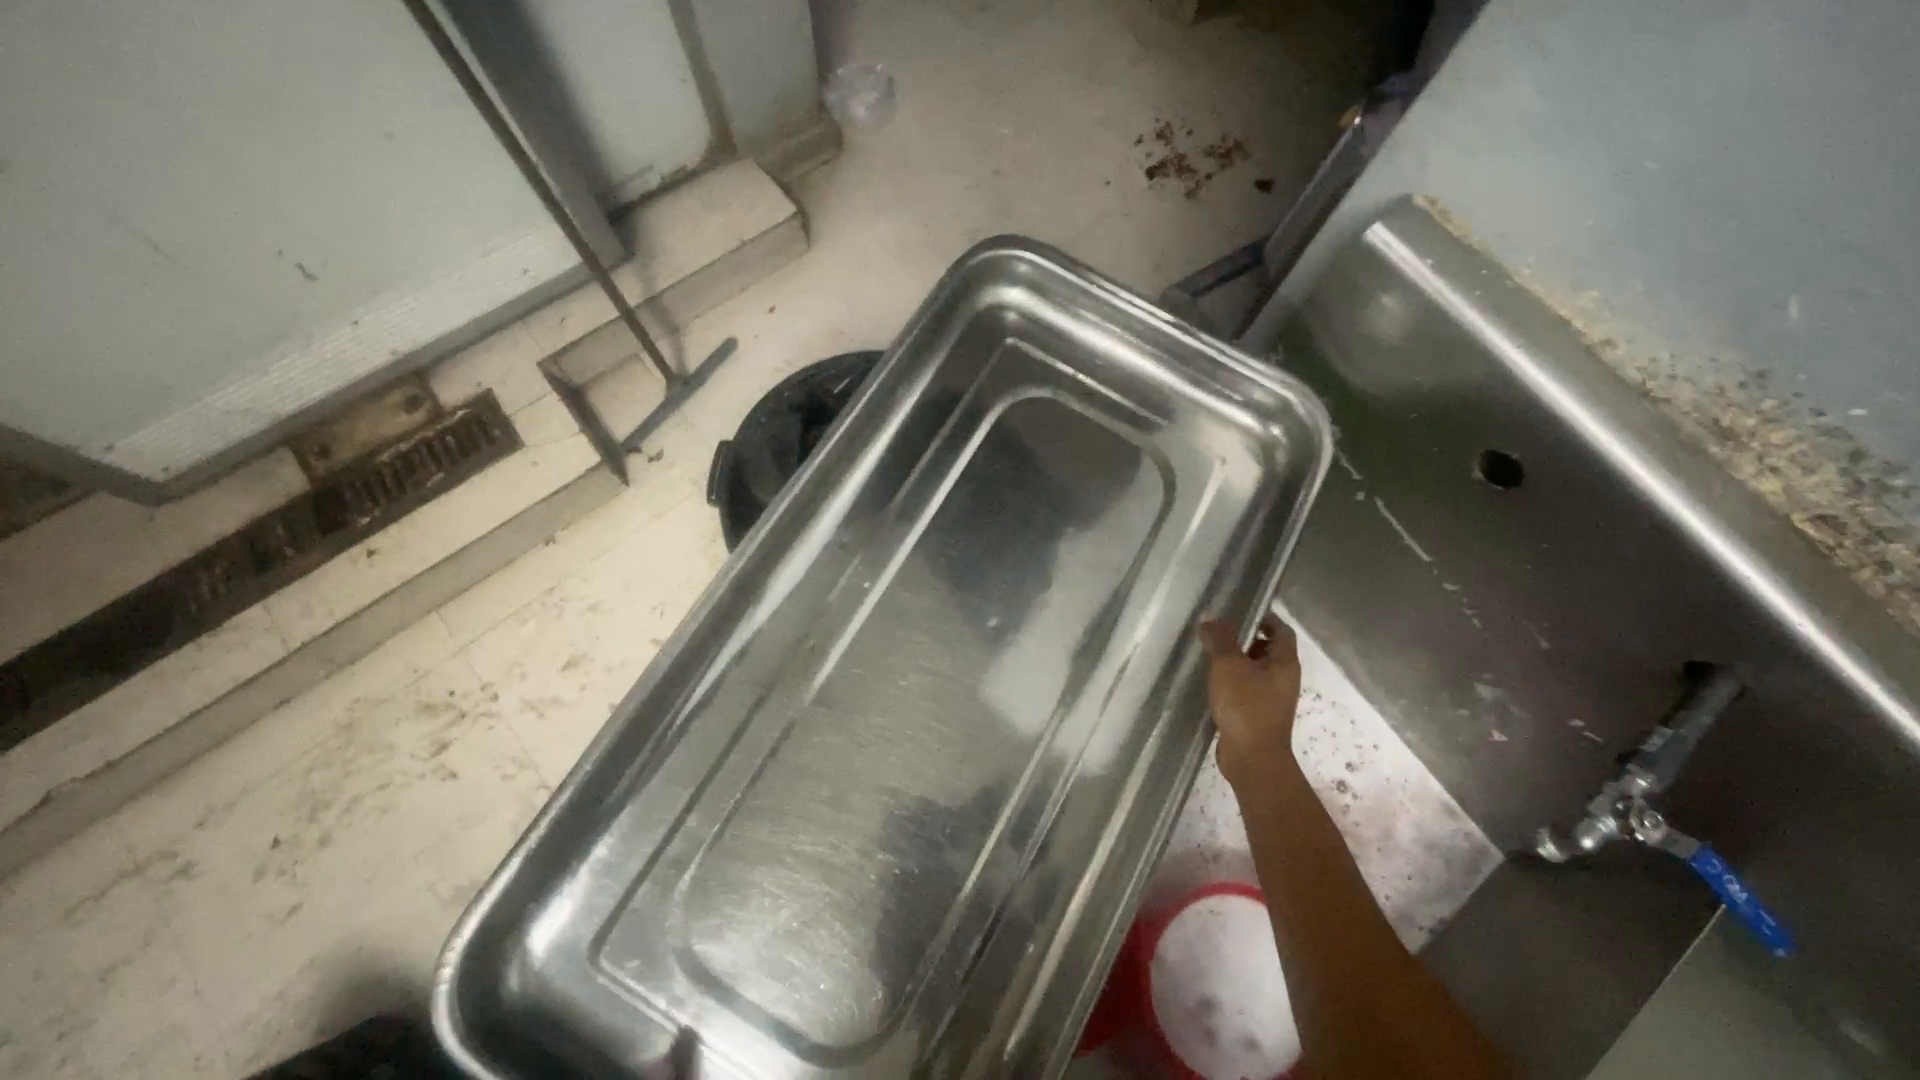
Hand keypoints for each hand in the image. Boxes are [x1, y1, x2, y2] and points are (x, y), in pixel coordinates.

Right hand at [1198, 614, 1302, 790]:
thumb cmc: (1245, 706)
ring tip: (1210, 654)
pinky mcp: (1258, 714)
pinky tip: (1212, 683)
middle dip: (1246, 638)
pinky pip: (1247, 688)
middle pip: (1269, 649)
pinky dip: (1233, 681)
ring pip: (1256, 670)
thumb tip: (1210, 619)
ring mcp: (1272, 698)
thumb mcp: (1228, 666)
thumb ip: (1219, 640)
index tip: (1240, 610)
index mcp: (1285, 662)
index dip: (1264, 617)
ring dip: (1237, 661)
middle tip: (1219, 631)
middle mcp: (1284, 678)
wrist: (1252, 758)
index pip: (1281, 630)